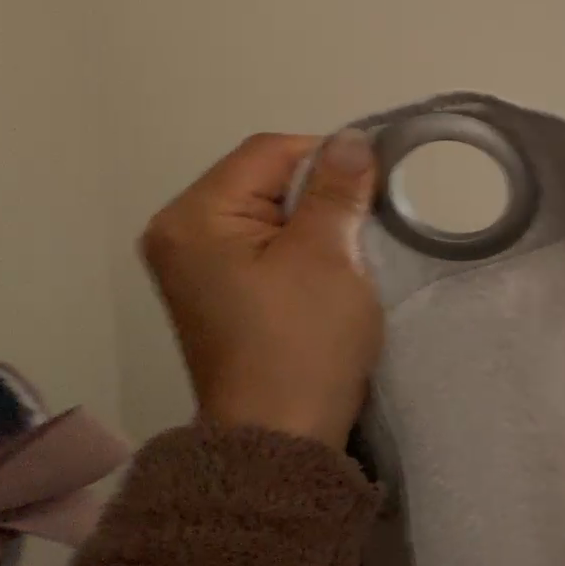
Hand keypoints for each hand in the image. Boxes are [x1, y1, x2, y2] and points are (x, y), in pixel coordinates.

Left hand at [141, 130, 382, 449]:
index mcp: (195, 217)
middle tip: (377, 215)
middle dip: (325, 189)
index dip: (330, 154)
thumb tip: (354, 137)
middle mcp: (182, 232)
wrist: (283, 428)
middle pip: (264, 179)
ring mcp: (198, 264)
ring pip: (271, 212)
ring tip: (361, 242)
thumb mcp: (328, 256)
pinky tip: (336, 264)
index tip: (382, 180)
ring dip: (320, 218)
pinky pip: (267, 243)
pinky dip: (306, 244)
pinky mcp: (223, 289)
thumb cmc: (304, 338)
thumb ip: (337, 191)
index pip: (268, 152)